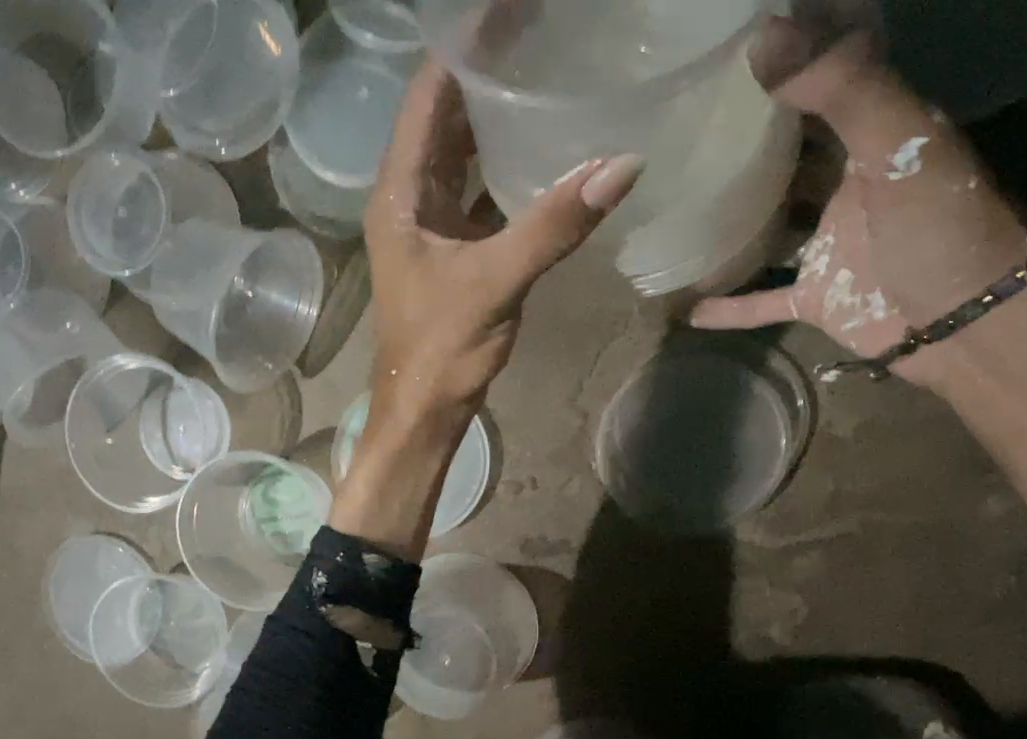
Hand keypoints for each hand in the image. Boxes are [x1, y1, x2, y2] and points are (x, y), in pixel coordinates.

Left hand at [364, 60, 643, 426]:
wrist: (422, 410)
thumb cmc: (441, 350)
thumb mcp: (495, 283)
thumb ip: (554, 224)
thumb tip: (625, 162)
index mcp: (401, 193)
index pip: (427, 95)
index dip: (464, 45)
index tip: (508, 9)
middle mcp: (410, 196)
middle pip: (444, 112)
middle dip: (485, 67)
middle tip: (539, 29)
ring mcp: (431, 221)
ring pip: (462, 148)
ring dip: (496, 110)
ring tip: (547, 64)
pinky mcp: (453, 245)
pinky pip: (479, 185)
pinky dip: (507, 160)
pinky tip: (545, 141)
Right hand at [691, 20, 1026, 383]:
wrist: (970, 324)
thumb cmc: (940, 227)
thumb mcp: (898, 142)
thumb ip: (840, 88)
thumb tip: (762, 38)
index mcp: (874, 138)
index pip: (823, 90)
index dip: (782, 68)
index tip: (722, 55)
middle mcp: (848, 187)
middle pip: (787, 158)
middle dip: (743, 143)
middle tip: (680, 127)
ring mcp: (829, 246)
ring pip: (768, 227)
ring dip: (728, 223)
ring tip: (671, 209)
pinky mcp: (815, 298)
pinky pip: (759, 301)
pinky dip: (726, 306)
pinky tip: (683, 304)